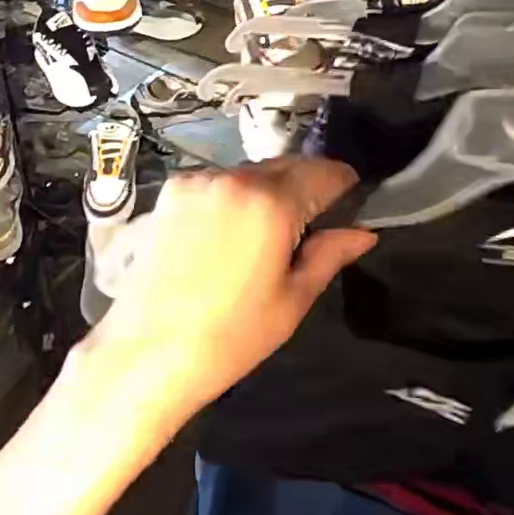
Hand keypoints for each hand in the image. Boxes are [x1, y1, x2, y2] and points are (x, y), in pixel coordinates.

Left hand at [77, 156, 374, 418]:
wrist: (150, 348)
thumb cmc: (231, 335)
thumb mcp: (292, 299)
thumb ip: (330, 255)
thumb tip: (363, 232)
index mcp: (271, 203)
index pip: (323, 172)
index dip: (343, 183)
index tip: (351, 198)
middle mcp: (234, 178)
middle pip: (284, 166)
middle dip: (304, 185)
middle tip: (311, 221)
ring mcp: (198, 180)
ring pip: (248, 173)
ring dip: (265, 190)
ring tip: (262, 232)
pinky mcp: (172, 189)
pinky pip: (216, 182)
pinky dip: (230, 196)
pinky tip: (224, 231)